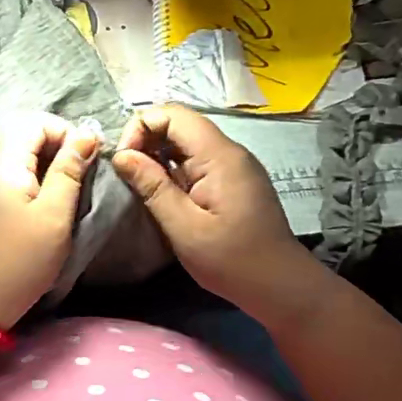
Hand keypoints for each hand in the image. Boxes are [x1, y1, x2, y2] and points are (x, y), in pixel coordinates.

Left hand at [0, 114, 99, 324]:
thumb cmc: (24, 256)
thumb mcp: (55, 213)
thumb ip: (70, 170)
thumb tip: (87, 134)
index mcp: (5, 162)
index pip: (36, 122)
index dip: (66, 132)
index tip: (88, 157)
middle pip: (29, 135)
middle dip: (61, 146)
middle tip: (84, 174)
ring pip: (26, 154)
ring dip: (54, 163)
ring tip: (73, 188)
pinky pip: (21, 173)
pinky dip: (42, 178)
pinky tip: (55, 200)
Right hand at [110, 105, 319, 320]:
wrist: (280, 286)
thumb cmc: (232, 261)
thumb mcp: (184, 228)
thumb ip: (152, 187)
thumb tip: (121, 156)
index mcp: (219, 156)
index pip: (173, 114)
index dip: (141, 128)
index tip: (125, 162)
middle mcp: (227, 151)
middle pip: (178, 124)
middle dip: (145, 141)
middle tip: (127, 175)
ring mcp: (232, 165)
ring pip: (185, 142)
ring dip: (157, 157)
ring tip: (140, 186)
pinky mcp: (230, 180)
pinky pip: (195, 161)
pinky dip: (171, 170)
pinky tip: (162, 195)